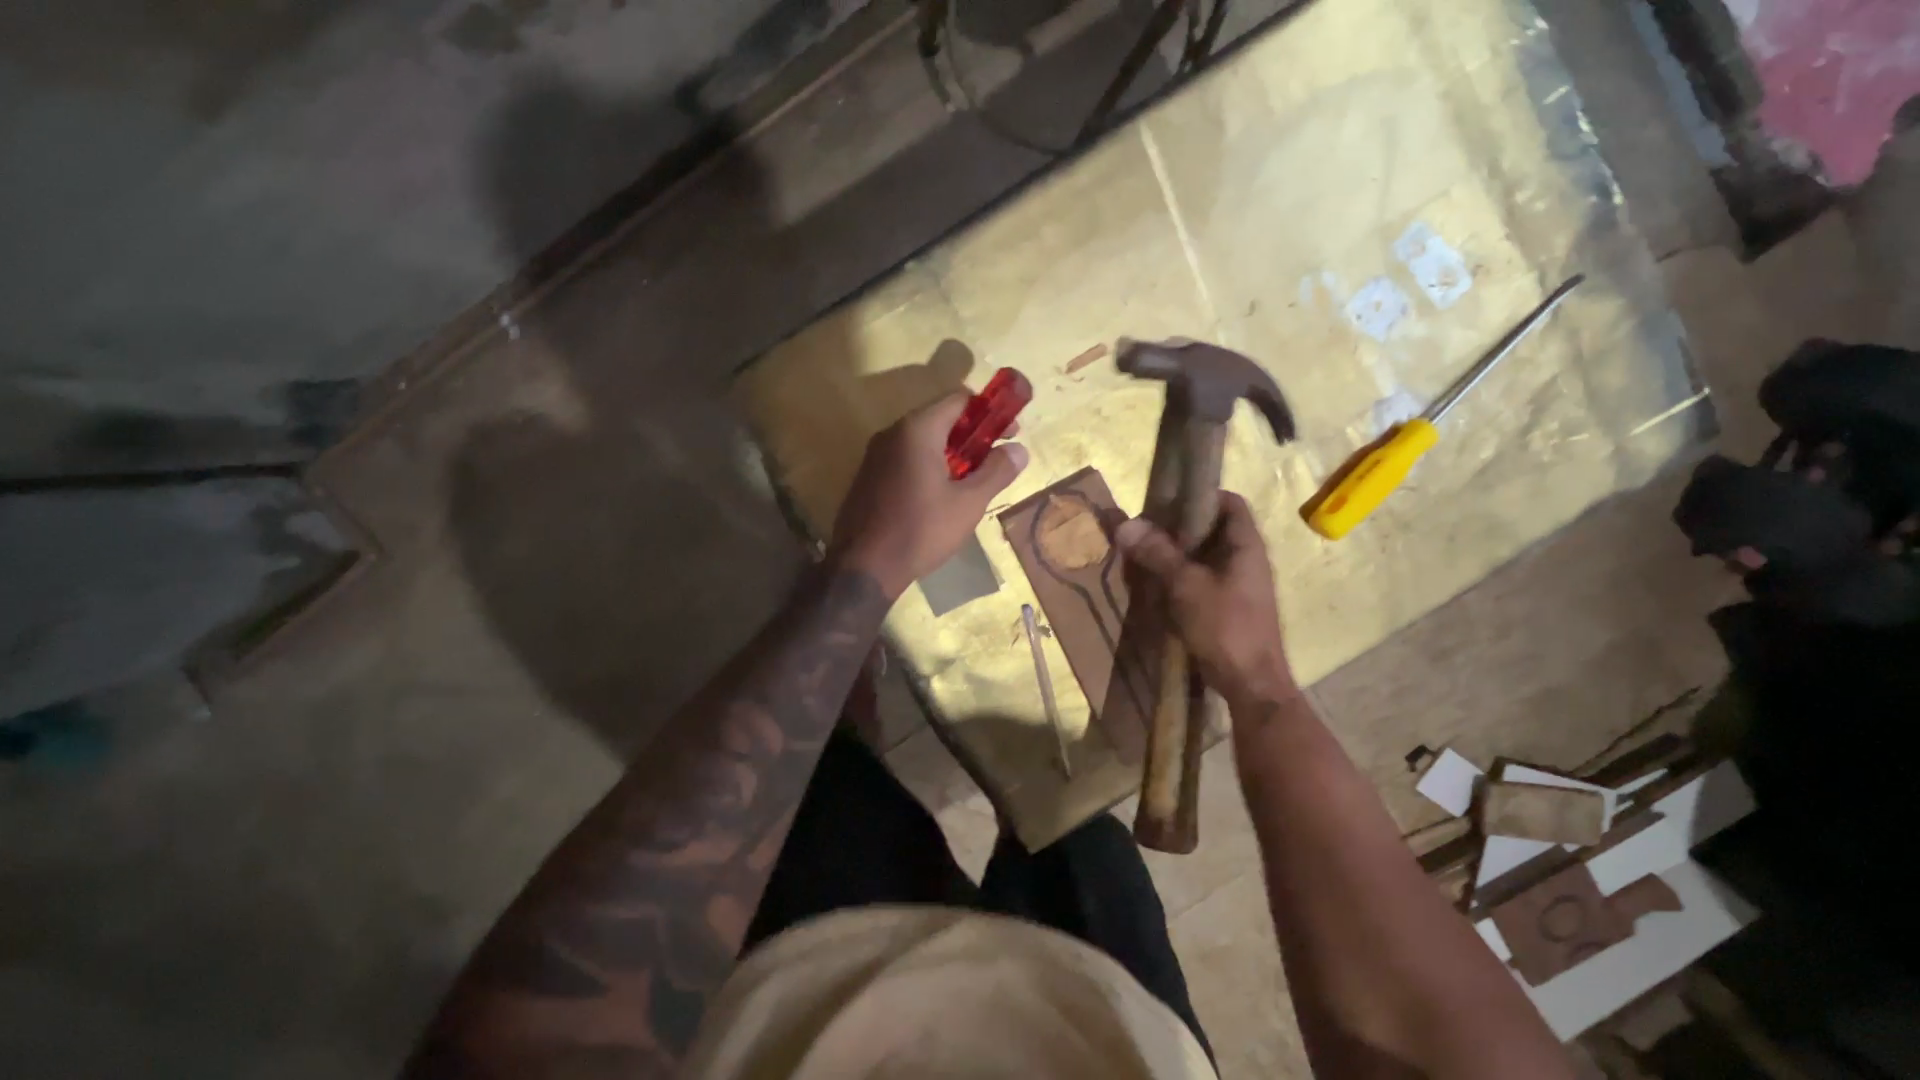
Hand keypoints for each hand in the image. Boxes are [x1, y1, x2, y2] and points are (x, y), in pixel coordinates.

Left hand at [827, 391, 1027, 597]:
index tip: (1010, 433)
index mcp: (917, 430)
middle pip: (941, 418)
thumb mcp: (968, 503)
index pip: (960, 399)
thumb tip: (1019, 449)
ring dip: (952, 452)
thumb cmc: (921, 530)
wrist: (863, 567)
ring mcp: (876, 454)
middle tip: (996, 460)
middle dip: (972, 435)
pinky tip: (942, 495)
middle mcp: (892, 433)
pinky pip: (905, 458)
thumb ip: (996, 471)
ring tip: (973, 481)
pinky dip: (929, 465)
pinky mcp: (868, 476)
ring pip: (923, 440)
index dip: (990, 412)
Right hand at [1113, 493, 1296, 707]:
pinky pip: (1202, 582)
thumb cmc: (1225, 627)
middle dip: (1177, 529)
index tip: (1167, 501)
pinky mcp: (1229, 609)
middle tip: (1143, 532)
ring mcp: (1239, 586)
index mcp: (1246, 545)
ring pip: (1204, 558)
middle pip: (1212, 530)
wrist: (1251, 684)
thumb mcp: (1186, 585)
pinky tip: (1155, 589)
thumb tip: (1125, 523)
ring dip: (1174, 557)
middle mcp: (1247, 560)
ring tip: (1142, 559)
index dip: (1201, 495)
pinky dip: (1180, 581)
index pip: (1230, 502)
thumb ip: (1157, 553)